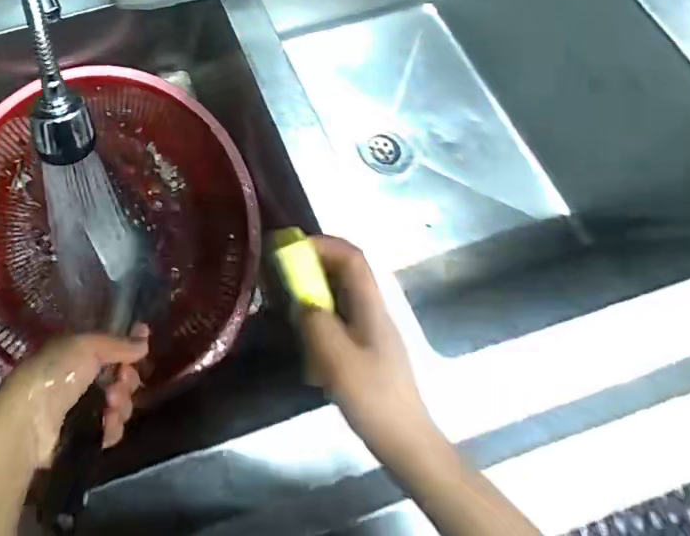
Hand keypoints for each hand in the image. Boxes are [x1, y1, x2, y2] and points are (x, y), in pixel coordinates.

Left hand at [0, 325, 149, 469]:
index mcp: (76, 353)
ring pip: (118, 405)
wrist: (31, 418)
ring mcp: (82, 409)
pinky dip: (112, 427)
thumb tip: (144, 339)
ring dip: (121, 404)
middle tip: (120, 382)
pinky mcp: (84, 438)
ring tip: (110, 403)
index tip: (144, 347)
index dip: (128, 349)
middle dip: (127, 380)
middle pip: (119, 379)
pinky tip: (106, 424)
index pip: (110, 349)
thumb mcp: (86, 346)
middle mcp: (80, 379)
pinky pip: (111, 431)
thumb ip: (117, 344)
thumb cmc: (57, 371)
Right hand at [297, 236, 443, 466]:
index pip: (351, 257)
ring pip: (340, 295)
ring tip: (289, 305)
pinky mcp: (368, 351)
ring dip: (314, 291)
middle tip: (282, 275)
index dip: (322, 244)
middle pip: (345, 271)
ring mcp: (373, 332)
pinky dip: (319, 317)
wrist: (407, 445)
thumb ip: (314, 319)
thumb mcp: (335, 357)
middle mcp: (374, 312)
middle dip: (312, 265)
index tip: (291, 250)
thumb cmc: (373, 397)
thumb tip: (300, 298)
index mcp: (371, 307)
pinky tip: (306, 341)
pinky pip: (340, 318)